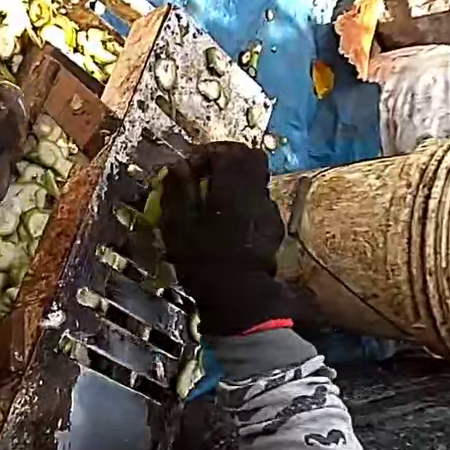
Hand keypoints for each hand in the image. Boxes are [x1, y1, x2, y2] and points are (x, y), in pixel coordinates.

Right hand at [159, 142, 298, 335]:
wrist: (238, 297)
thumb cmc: (204, 262)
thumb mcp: (178, 227)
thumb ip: (177, 192)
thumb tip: (176, 168)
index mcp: (231, 188)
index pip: (226, 151)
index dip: (205, 154)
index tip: (188, 169)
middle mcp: (255, 194)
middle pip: (249, 156)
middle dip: (226, 159)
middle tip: (205, 174)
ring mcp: (268, 210)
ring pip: (256, 179)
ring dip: (236, 181)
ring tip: (214, 200)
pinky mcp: (273, 227)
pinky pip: (259, 201)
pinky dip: (245, 202)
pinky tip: (229, 222)